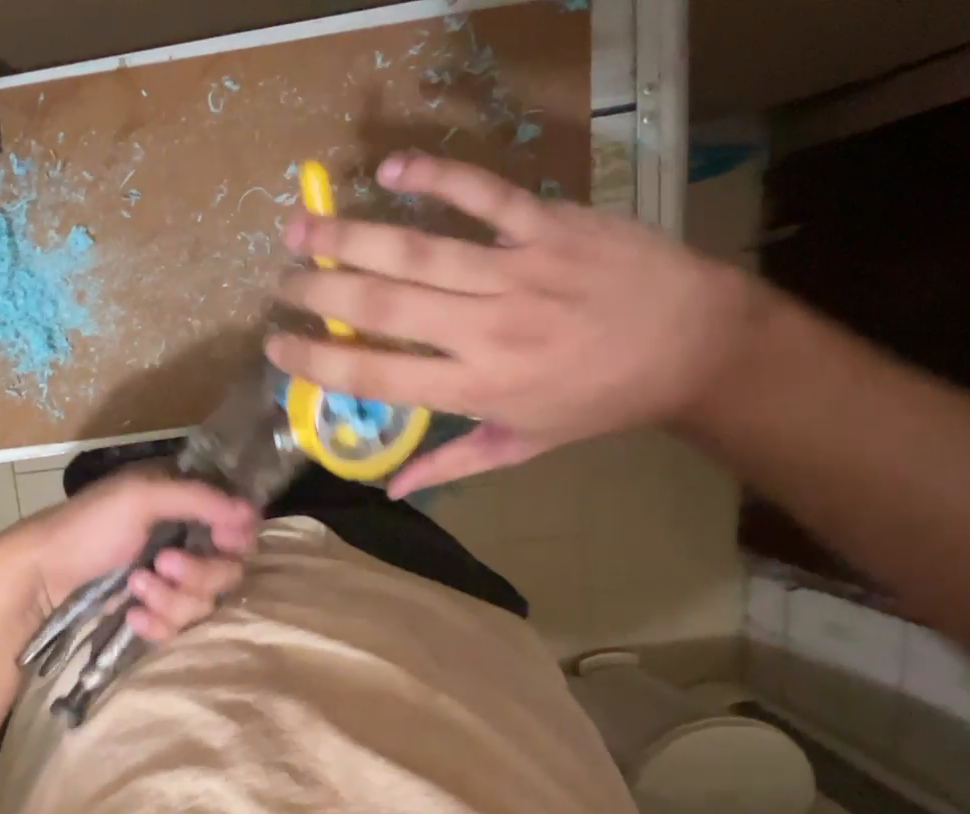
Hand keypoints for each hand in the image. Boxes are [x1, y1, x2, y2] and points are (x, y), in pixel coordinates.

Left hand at [0, 470, 258, 641]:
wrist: (41, 576)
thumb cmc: (88, 527)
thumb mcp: (139, 497)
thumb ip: (198, 499)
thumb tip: (251, 511)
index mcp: (184, 506)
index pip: (239, 526)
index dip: (237, 538)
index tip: (223, 541)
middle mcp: (184, 542)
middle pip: (228, 571)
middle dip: (198, 573)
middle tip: (162, 565)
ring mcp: (169, 582)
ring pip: (203, 604)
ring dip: (171, 599)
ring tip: (135, 589)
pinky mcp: (153, 613)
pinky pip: (179, 628)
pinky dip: (157, 624)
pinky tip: (133, 616)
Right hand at [264, 152, 759, 496]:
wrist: (693, 345)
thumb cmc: (597, 401)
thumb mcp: (522, 444)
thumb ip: (451, 463)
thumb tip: (389, 489)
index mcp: (476, 388)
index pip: (377, 375)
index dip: (318, 359)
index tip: (277, 347)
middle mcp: (487, 330)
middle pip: (384, 306)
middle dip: (320, 291)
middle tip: (280, 283)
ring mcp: (517, 272)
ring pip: (418, 249)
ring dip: (350, 235)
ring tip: (299, 226)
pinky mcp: (548, 225)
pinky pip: (484, 194)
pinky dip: (437, 176)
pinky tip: (390, 167)